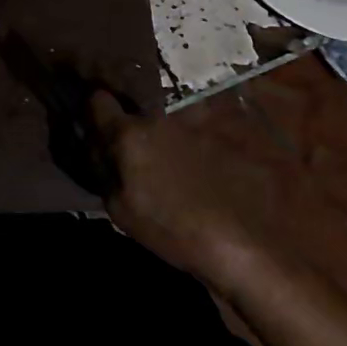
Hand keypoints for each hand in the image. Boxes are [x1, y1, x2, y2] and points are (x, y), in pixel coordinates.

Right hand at [91, 91, 263, 276]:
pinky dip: (205, 139)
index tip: (97, 123)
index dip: (94, 110)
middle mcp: (162, 116)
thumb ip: (103, 170)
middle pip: (138, 109)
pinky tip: (214, 165)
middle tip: (143, 151)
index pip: (98, 100)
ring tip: (184, 160)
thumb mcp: (121, 211)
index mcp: (130, 134)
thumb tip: (95, 146)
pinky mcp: (234, 128)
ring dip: (171, 131)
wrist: (252, 244)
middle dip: (136, 125)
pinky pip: (208, 125)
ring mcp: (201, 118)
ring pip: (174, 116)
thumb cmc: (176, 232)